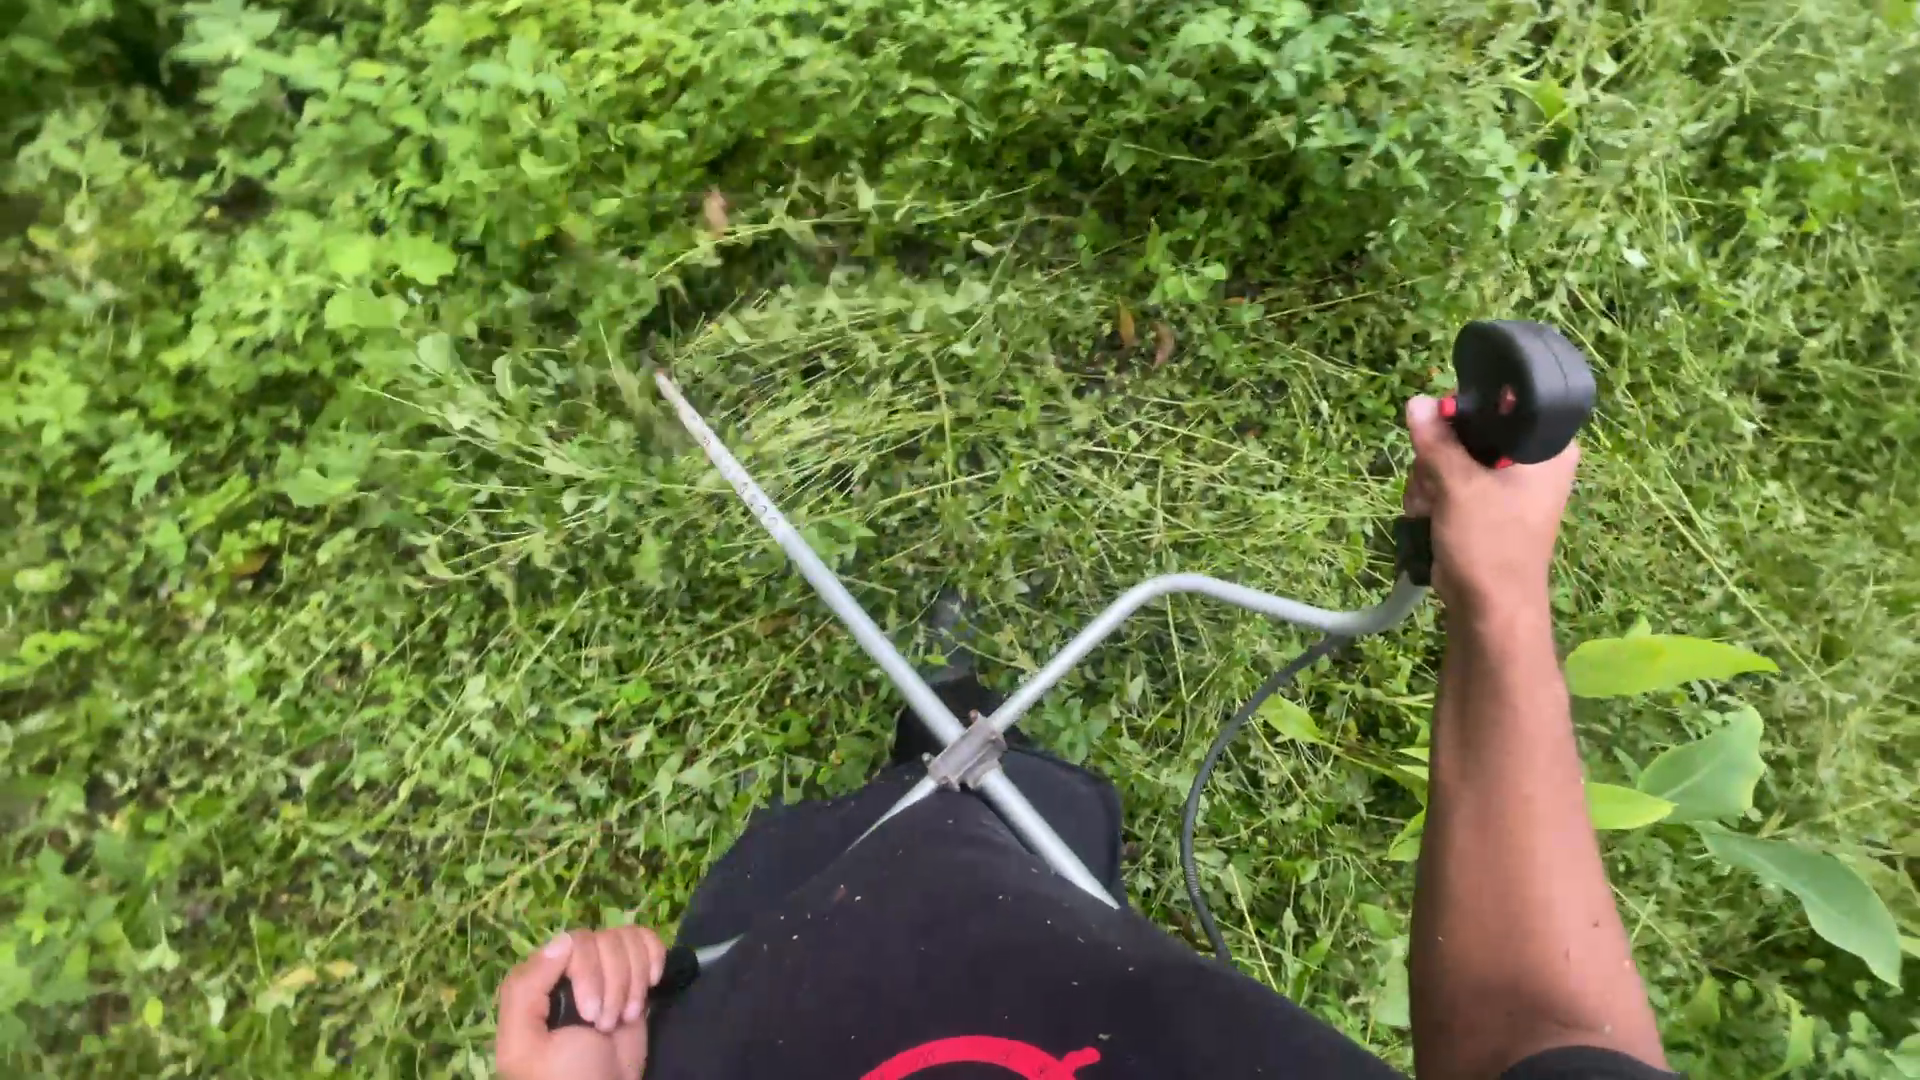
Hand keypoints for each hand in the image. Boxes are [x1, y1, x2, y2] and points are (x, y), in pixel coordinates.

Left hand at [495, 926, 667, 1079]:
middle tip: (608, 1023)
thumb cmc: (564, 1078)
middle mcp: (571, 967)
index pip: (574, 943)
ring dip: (634, 979)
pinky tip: (652, 983)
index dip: (590, 972)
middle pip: (605, 940)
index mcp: (539, 980)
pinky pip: (646, 939)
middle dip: (615, 983)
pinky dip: (654, 957)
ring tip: (627, 1016)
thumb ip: (525, 992)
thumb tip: (564, 939)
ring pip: (627, 939)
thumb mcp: (526, 1047)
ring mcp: (604, 968)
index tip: (592, 1014)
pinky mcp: (632, 972)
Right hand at [1402, 395, 1577, 618]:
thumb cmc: (1488, 543)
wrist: (1489, 605)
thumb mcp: (1459, 486)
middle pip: (1468, 434)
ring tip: (1430, 508)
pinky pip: (1448, 483)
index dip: (1464, 414)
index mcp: (1546, 448)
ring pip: (1450, 459)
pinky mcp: (1484, 505)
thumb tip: (1417, 402)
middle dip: (1437, 458)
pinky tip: (1428, 514)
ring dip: (1428, 481)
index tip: (1439, 436)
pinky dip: (1432, 496)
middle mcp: (1531, 461)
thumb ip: (1438, 442)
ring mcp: (1506, 485)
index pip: (1503, 406)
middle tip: (1434, 484)